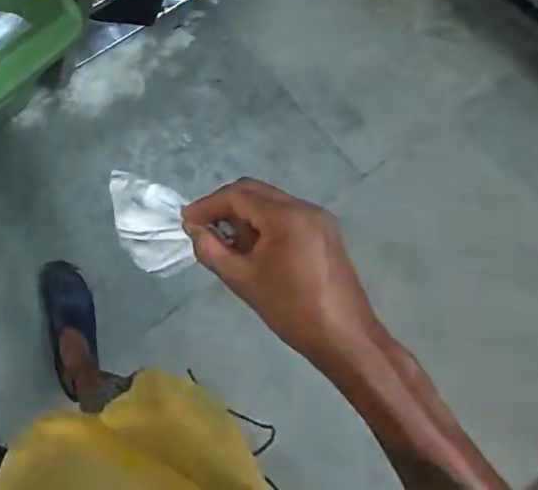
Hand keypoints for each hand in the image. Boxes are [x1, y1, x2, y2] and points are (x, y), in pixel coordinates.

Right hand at [183, 178, 386, 370]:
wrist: (350, 345)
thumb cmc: (294, 311)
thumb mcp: (243, 280)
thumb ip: (210, 248)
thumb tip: (194, 229)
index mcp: (286, 217)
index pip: (237, 196)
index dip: (207, 206)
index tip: (187, 221)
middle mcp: (305, 208)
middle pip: (253, 191)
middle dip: (224, 206)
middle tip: (203, 227)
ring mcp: (319, 220)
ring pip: (268, 202)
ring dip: (243, 216)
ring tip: (228, 243)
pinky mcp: (325, 234)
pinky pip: (284, 215)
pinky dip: (262, 224)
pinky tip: (254, 249)